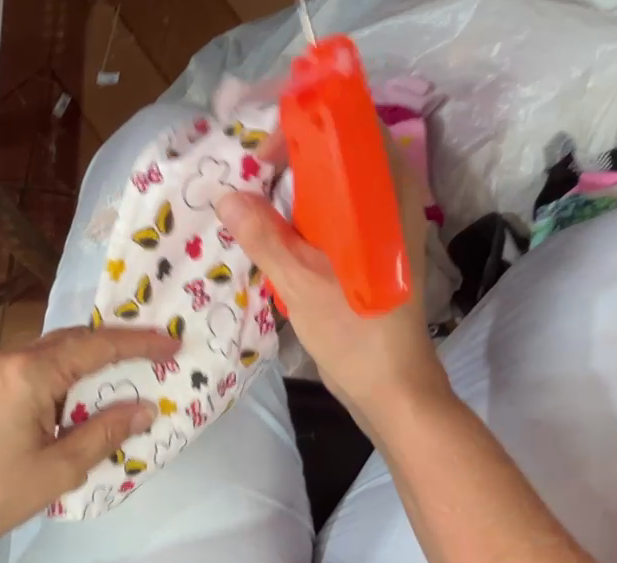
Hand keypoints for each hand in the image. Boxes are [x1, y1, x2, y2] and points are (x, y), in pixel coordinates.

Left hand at [0, 327, 169, 562]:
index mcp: (28, 372)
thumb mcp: (60, 468)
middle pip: (72, 342)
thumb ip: (105, 433)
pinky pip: (36, 376)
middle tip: (155, 356)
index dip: (138, 344)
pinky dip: (66, 383)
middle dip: (114, 348)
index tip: (173, 345)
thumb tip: (145, 409)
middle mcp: (9, 361)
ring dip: (90, 367)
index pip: (94, 347)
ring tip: (128, 378)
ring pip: (53, 357)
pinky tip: (86, 402)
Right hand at [223, 129, 440, 404]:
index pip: (351, 125)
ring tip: (253, 204)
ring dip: (295, 190)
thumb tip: (226, 196)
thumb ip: (263, 236)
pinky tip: (274, 235)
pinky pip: (335, 213)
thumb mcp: (300, 282)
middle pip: (339, 153)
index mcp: (383, 194)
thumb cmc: (353, 331)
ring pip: (335, 185)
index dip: (305, 126)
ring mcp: (382, 225)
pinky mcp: (371, 249)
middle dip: (292, 158)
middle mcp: (390, 198)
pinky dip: (304, 216)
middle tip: (249, 178)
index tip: (262, 154)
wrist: (388, 383)